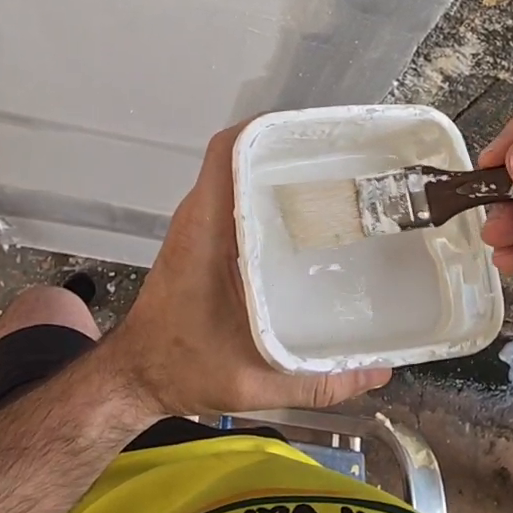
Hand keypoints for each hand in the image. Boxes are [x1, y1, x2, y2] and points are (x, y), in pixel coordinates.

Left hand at [104, 123, 391, 416]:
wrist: (136, 375)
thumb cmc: (182, 369)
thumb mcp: (254, 382)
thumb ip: (317, 383)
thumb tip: (376, 372)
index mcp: (205, 232)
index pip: (226, 152)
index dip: (265, 128)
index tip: (312, 133)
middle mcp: (199, 216)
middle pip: (239, 154)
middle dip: (287, 147)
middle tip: (340, 158)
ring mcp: (197, 222)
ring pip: (236, 171)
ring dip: (276, 167)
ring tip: (331, 178)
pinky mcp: (201, 234)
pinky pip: (233, 193)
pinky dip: (264, 190)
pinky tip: (303, 213)